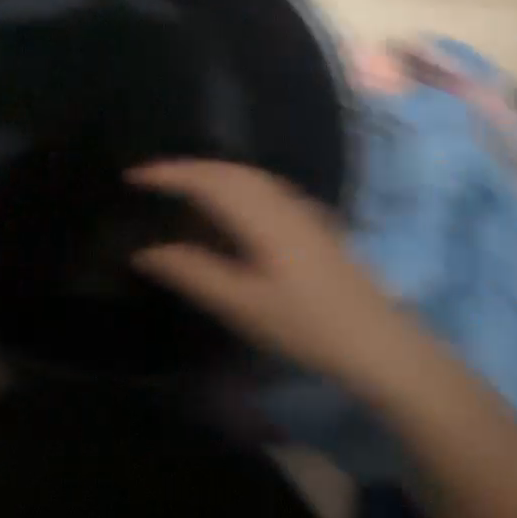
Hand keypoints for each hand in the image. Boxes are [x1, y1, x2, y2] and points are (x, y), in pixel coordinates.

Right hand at [131, 160, 414, 390]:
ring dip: (210, 176)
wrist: (384, 347)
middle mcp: (281, 203)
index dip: (167, 174)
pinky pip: (263, 190)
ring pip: (248, 178)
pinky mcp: (313, 227)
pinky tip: (228, 211)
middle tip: (150, 180)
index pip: (206, 180)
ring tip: (180, 191)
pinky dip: (234, 188)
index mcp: (261, 216)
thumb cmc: (308, 326)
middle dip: (186, 170)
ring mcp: (301, 213)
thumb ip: (191, 273)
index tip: (132, 177)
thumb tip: (144, 251)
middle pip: (228, 171)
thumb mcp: (241, 305)